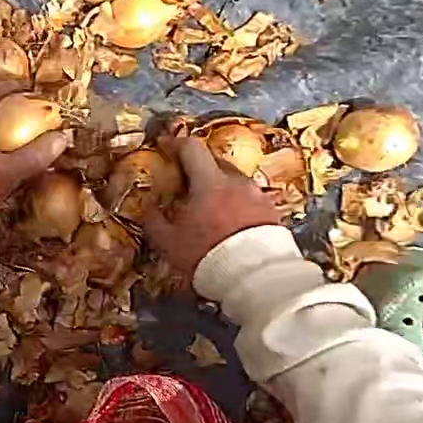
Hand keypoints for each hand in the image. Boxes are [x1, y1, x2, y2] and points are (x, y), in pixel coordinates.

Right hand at [144, 136, 280, 281]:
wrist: (257, 278)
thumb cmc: (207, 254)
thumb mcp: (170, 243)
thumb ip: (155, 222)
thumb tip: (147, 209)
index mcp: (209, 182)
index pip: (192, 148)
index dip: (176, 144)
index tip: (166, 146)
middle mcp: (237, 182)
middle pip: (215, 162)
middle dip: (200, 169)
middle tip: (187, 185)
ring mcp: (258, 196)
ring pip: (235, 182)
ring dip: (221, 189)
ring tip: (211, 209)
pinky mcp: (274, 213)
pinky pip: (251, 201)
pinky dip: (238, 205)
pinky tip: (232, 224)